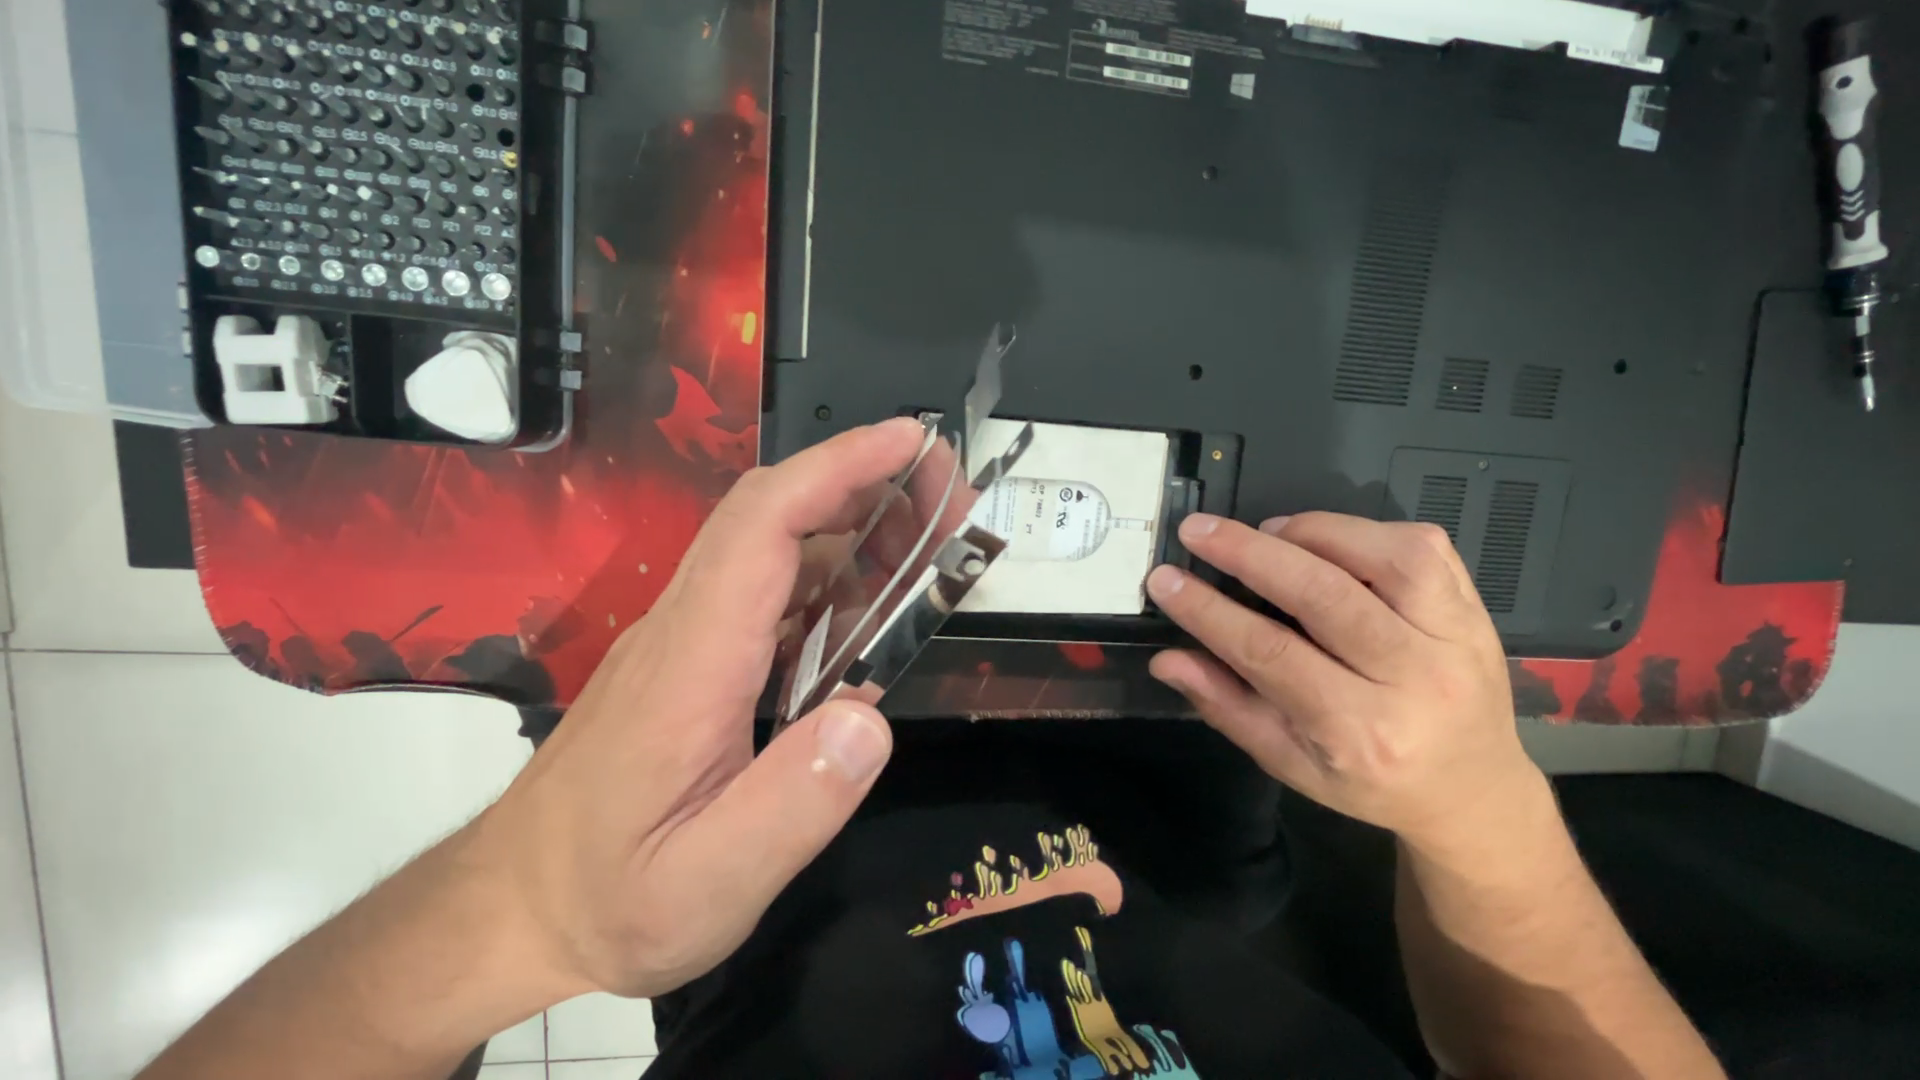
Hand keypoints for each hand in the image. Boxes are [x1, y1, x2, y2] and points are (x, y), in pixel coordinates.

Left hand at [472, 418, 927, 1001]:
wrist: (511, 910)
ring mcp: (683, 641)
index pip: (762, 526)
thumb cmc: (609, 900)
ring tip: (932, 538)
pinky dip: (830, 575)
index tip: (909, 441)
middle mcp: (684, 628)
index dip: (838, 469)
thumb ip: (794, 804)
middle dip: (863, 483)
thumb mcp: (711, 884)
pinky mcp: (690, 663)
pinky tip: (874, 603)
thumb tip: (871, 717)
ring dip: (853, 526)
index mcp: (692, 662)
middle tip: (949, 493)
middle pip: (769, 517)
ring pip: (770, 550)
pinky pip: (765, 595)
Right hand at [1146, 512, 1546, 850]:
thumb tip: (1167, 660)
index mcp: (1358, 730)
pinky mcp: (1474, 611)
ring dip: (1314, 532)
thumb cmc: (1370, 782)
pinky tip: (1326, 540)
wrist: (1473, 791)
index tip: (1165, 580)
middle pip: (1324, 595)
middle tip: (1198, 530)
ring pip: (1386, 557)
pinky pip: (1425, 547)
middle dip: (1249, 553)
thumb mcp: (1287, 761)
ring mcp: (1454, 639)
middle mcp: (1414, 680)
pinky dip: (1366, 529)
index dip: (1209, 611)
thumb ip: (1226, 706)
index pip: (1270, 653)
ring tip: (1267, 532)